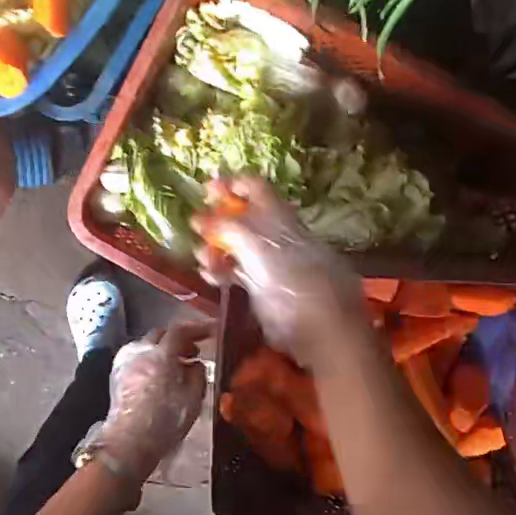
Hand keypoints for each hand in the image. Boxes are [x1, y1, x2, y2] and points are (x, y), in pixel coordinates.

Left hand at [76, 322, 213, 486]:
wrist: (129, 442)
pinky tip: (156, 373)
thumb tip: (195, 363)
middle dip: (178, 339)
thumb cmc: (165, 422)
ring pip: (146, 344)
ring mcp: (125, 361)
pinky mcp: (115, 373)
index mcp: (161, 355)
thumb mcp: (193, 399)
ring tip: (174, 365)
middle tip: (192, 352)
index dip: (197, 328)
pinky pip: (135, 355)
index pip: (180, 331)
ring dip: (162, 348)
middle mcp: (140, 351)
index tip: (210, 331)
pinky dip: (148, 357)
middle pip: (161, 334)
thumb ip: (198, 375)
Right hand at [193, 177, 364, 365]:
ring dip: (214, 248)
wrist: (320, 329)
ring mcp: (268, 264)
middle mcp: (275, 237)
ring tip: (203, 257)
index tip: (207, 188)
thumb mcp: (258, 246)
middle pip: (242, 218)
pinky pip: (235, 273)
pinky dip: (221, 272)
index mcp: (280, 218)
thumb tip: (199, 218)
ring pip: (235, 248)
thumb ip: (228, 228)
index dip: (232, 185)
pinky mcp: (262, 290)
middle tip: (195, 225)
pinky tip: (210, 275)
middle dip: (216, 220)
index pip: (256, 189)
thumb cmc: (293, 281)